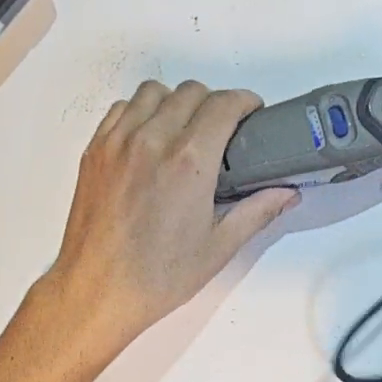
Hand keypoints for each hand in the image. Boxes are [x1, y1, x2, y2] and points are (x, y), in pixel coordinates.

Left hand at [39, 80, 299, 350]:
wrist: (99, 290)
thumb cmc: (158, 276)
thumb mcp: (218, 247)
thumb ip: (256, 211)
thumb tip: (286, 194)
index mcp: (189, 161)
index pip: (223, 104)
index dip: (245, 102)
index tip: (251, 114)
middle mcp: (152, 140)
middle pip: (190, 91)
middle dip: (213, 103)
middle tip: (221, 130)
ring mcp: (118, 142)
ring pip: (153, 92)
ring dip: (175, 102)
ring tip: (183, 130)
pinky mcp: (95, 152)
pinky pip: (121, 110)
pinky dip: (140, 112)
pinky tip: (149, 139)